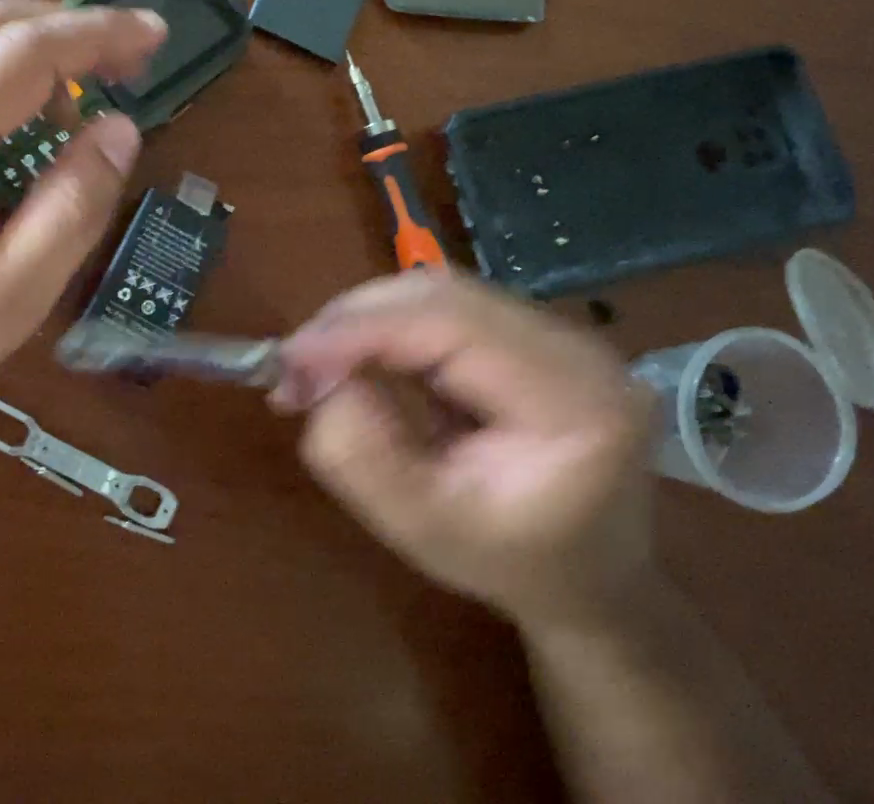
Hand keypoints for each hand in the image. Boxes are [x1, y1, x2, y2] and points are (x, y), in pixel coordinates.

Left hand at [0, 0, 165, 413]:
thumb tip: (118, 132)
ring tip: (76, 75)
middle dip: (65, 22)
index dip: (98, 35)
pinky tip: (11, 96)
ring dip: (21, 30)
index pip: (22, 54)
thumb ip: (68, 215)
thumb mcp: (4, 305)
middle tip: (126, 59)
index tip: (155, 39)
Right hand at [270, 272, 655, 628]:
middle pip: (442, 295)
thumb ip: (360, 456)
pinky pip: (440, 310)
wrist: (585, 580)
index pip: (452, 326)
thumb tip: (316, 380)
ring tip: (313, 368)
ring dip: (360, 321)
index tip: (288, 359)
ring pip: (435, 292)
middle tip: (291, 368)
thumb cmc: (507, 563)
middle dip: (350, 320)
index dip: (359, 329)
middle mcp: (578, 352)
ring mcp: (559, 339)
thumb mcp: (420, 528)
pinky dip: (381, 328)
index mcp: (574, 402)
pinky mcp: (530, 338)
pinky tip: (352, 362)